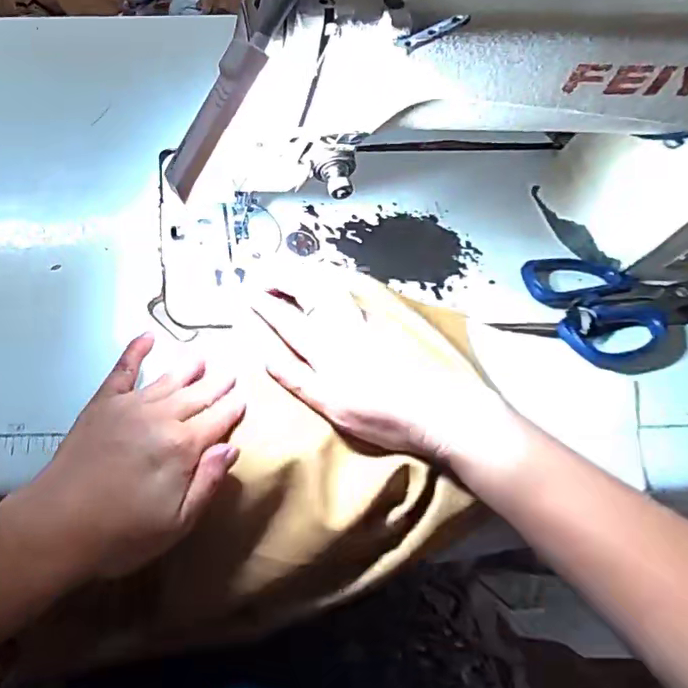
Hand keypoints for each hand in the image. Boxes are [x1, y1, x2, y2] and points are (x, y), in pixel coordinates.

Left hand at [0, 334, 245, 587]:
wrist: (60, 522)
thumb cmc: (123, 533)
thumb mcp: (177, 523)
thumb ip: (207, 483)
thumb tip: (230, 447)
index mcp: (182, 447)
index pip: (216, 422)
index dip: (231, 410)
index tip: (243, 398)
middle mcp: (160, 418)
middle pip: (196, 397)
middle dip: (215, 386)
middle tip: (230, 374)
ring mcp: (130, 405)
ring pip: (167, 380)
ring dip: (187, 369)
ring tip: (201, 358)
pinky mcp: (102, 402)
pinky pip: (124, 369)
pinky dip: (136, 350)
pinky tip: (147, 336)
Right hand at [245, 265, 525, 474]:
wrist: (444, 408)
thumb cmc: (383, 415)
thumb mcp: (329, 404)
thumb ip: (292, 374)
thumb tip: (261, 351)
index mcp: (321, 343)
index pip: (281, 314)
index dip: (259, 303)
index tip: (242, 295)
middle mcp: (338, 318)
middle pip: (300, 284)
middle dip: (274, 276)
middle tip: (257, 276)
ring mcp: (361, 311)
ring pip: (321, 278)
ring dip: (296, 271)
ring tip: (282, 275)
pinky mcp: (379, 311)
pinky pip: (339, 282)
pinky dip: (318, 276)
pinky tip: (317, 281)